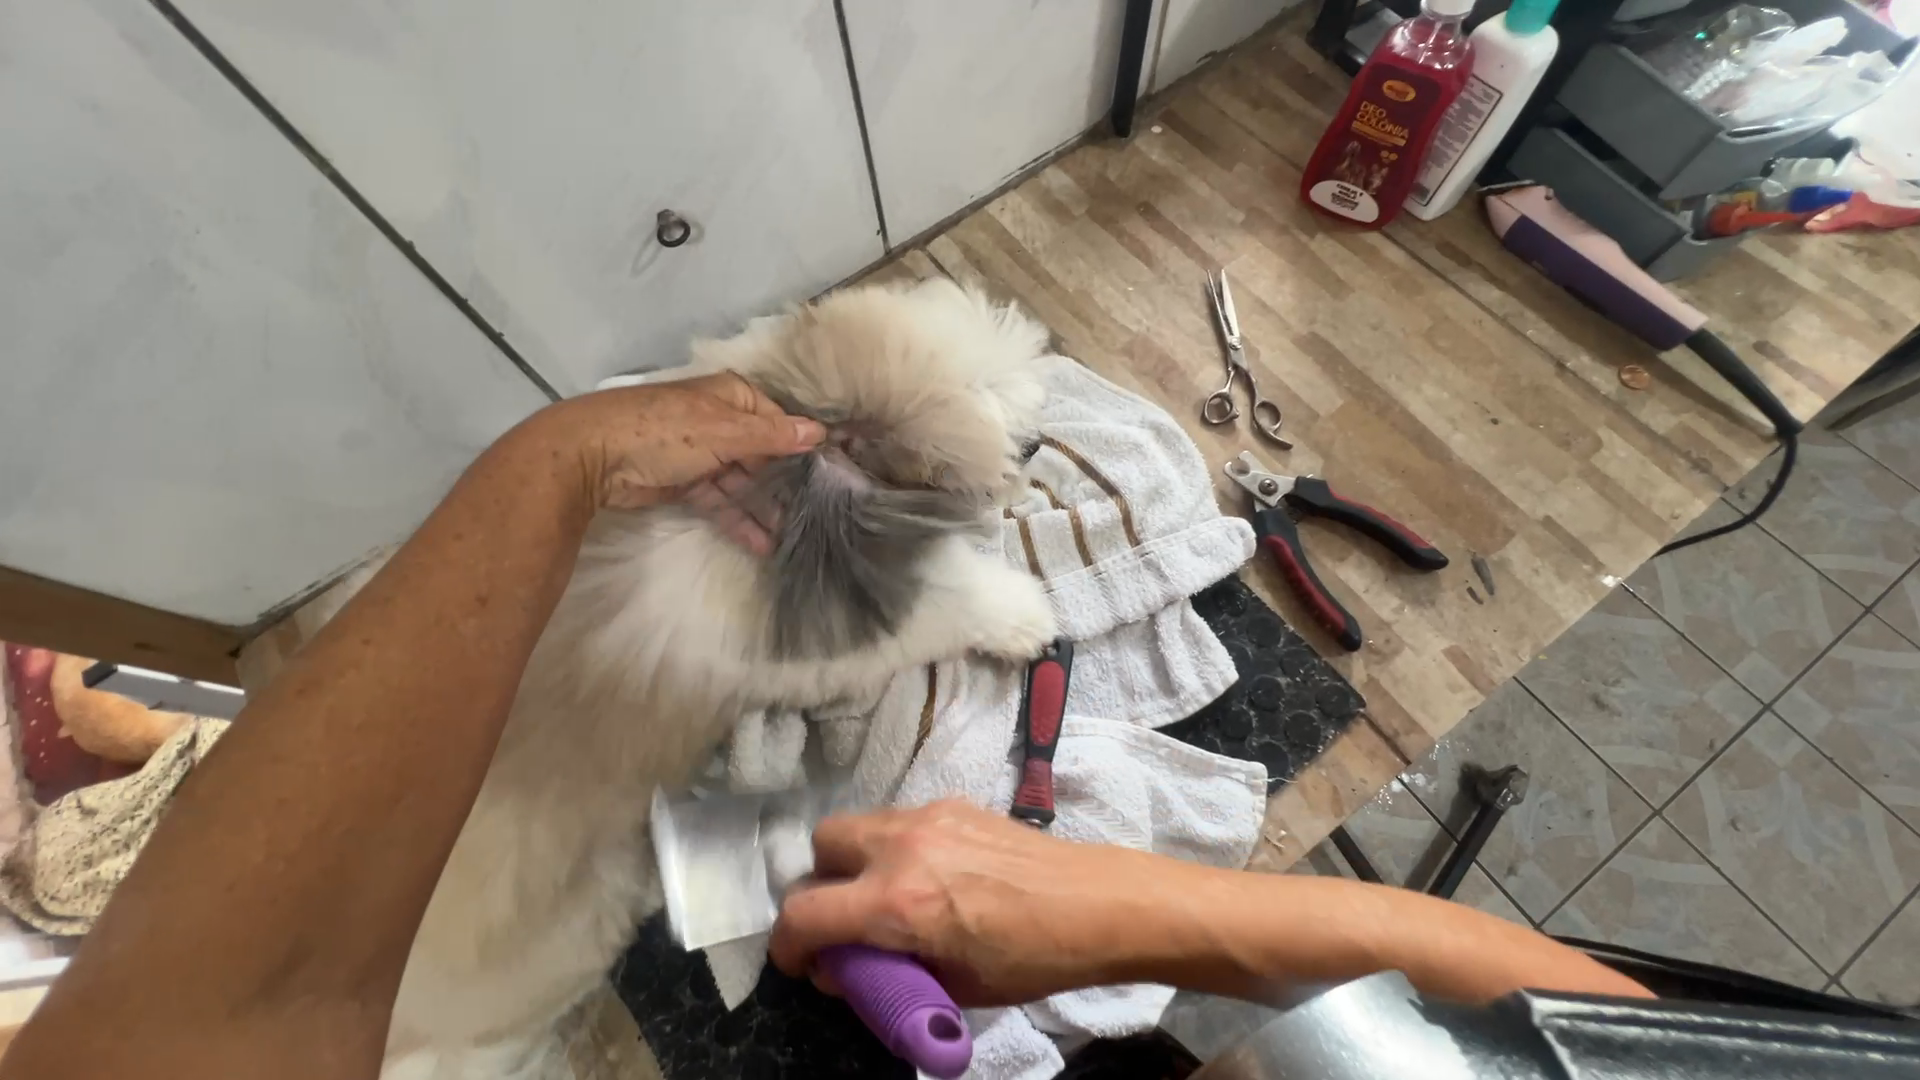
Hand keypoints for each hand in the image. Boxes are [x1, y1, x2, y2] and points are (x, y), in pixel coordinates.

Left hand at [529, 374, 824, 551]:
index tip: (830, 477)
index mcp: (733, 398)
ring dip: (765, 509)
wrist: (590, 456)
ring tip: (793, 536)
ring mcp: (704, 454)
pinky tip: (764, 544)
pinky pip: (723, 502)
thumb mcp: (723, 431)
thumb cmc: (663, 431)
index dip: (803, 449)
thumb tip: (820, 432)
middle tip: (816, 514)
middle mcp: (722, 423)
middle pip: (764, 456)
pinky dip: (741, 520)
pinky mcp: (688, 483)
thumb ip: (773, 436)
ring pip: (745, 483)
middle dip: (786, 485)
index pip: (780, 423)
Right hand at [768, 801, 1196, 1006]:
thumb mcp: (948, 988)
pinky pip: (899, 818)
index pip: (803, 912)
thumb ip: (882, 975)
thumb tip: (840, 966)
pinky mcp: (951, 801)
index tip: (802, 961)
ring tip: (888, 891)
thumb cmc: (1026, 959)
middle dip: (820, 883)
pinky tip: (930, 870)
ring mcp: (926, 816)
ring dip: (855, 858)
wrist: (1090, 902)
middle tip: (847, 917)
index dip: (788, 945)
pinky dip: (894, 844)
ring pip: (858, 823)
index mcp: (896, 902)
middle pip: (820, 844)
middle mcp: (900, 847)